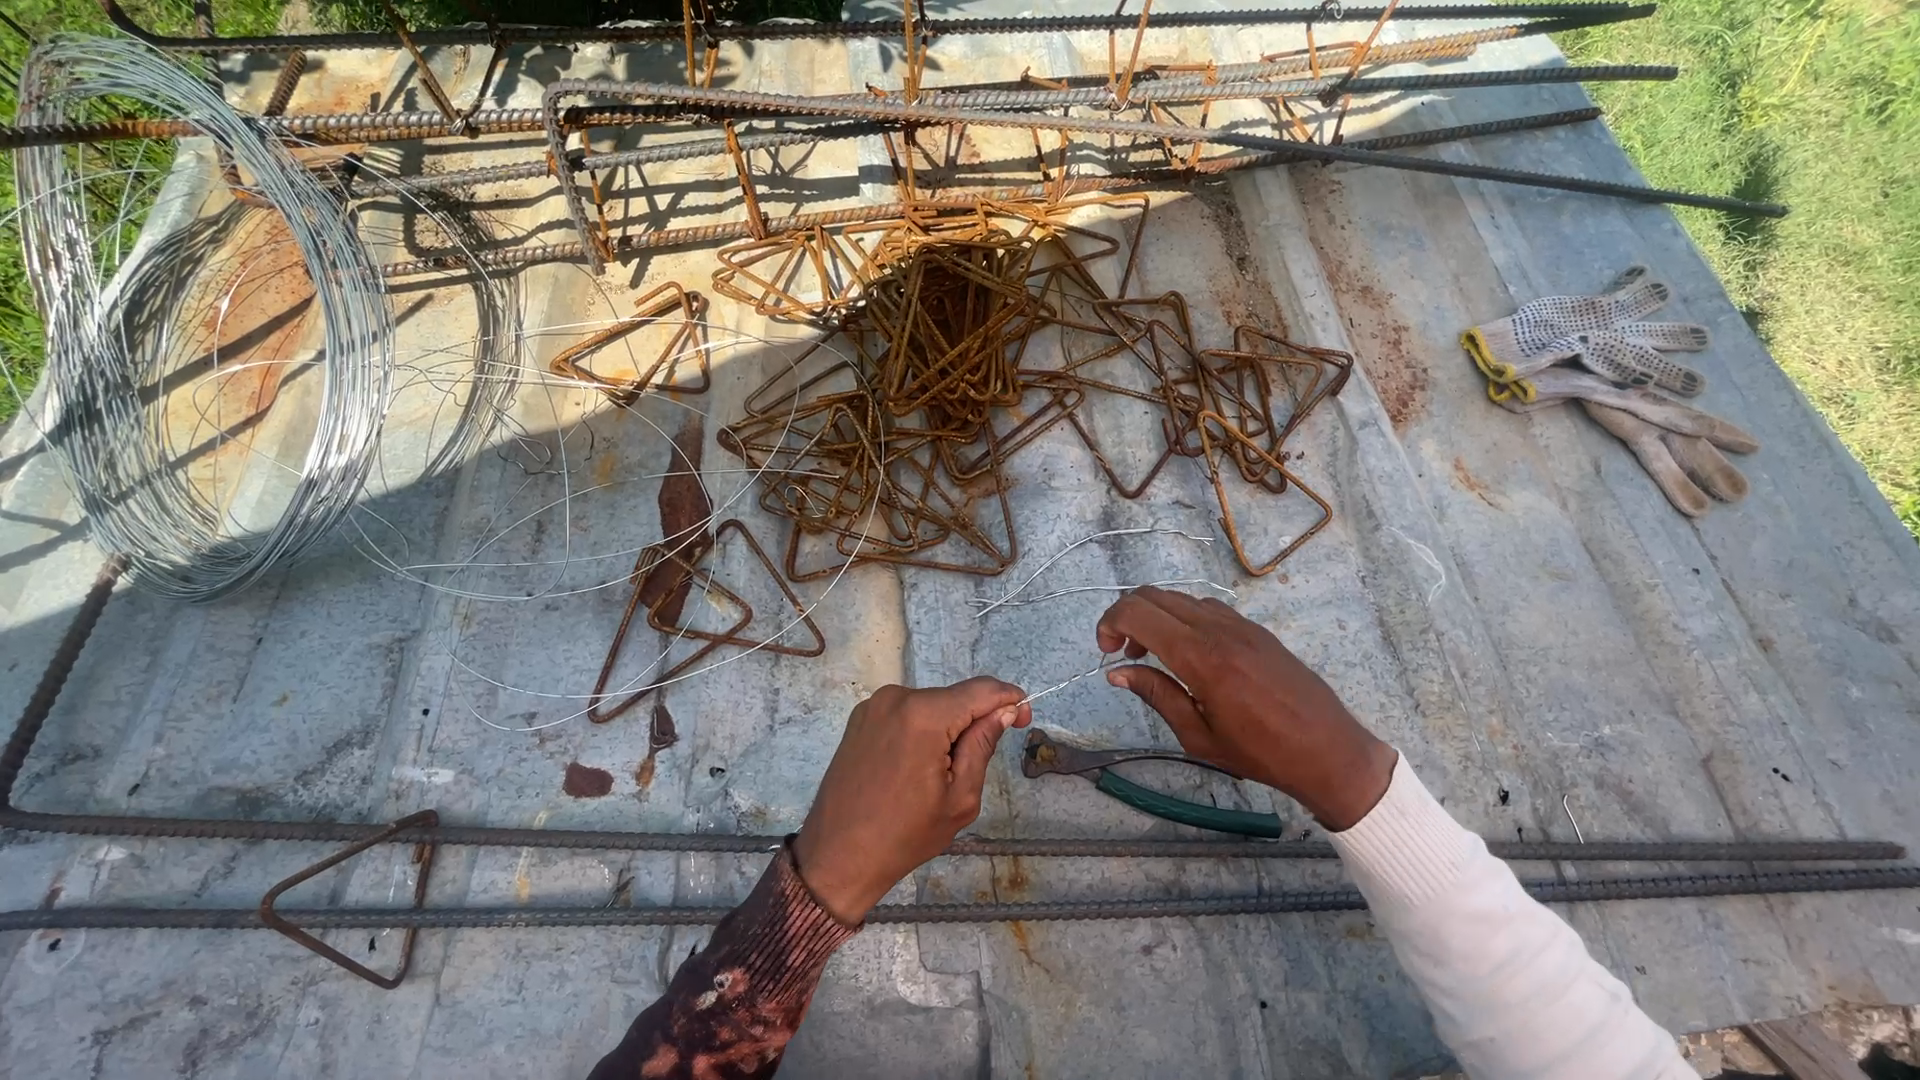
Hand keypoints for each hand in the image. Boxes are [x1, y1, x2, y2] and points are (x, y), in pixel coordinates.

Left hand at [793, 677, 1031, 922]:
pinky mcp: (860, 718)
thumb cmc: (904, 835)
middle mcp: (896, 698)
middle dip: (975, 722)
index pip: (982, 690)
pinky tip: (915, 768)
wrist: (837, 856)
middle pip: (955, 698)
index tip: (1024, 720)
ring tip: (940, 775)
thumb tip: (1003, 712)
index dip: (1009, 699)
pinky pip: (906, 714)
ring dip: (948, 729)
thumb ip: (983, 746)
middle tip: (976, 767)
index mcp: (923, 715)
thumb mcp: (960, 798)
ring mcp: (874, 705)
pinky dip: (922, 731)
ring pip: (931, 706)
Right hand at [1096, 587, 1395, 830]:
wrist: (1330, 751)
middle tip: (1122, 653)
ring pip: (1179, 598)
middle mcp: (1219, 629)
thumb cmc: (1260, 754)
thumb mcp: (1197, 736)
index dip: (1110, 623)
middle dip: (1125, 616)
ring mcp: (1240, 624)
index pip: (1137, 612)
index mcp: (1201, 658)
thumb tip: (1117, 671)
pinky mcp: (1256, 629)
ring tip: (1152, 657)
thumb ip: (1156, 695)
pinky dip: (1181, 619)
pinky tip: (1186, 653)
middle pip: (1153, 595)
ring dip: (1154, 616)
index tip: (1107, 652)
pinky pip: (1206, 607)